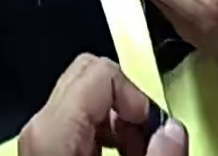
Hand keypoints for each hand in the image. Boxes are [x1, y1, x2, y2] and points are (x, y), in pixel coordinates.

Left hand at [18, 54, 187, 155]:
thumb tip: (175, 130)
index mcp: (52, 128)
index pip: (97, 70)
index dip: (134, 94)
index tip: (156, 129)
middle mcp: (41, 123)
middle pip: (90, 76)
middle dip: (129, 106)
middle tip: (151, 146)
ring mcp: (42, 135)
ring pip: (87, 98)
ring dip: (122, 123)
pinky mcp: (47, 147)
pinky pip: (80, 121)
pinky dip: (107, 136)